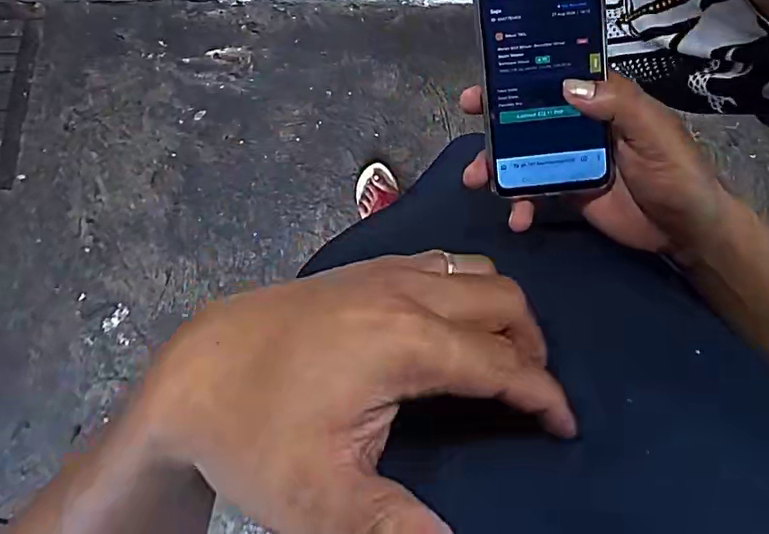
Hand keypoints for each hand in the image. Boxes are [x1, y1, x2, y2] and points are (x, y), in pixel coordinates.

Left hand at [134, 254, 575, 533]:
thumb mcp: (316, 499)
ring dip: (506, 312)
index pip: (501, 363)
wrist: (202, 365)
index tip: (566, 423)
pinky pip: (452, 262)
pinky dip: (476, 288)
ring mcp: (397, 268)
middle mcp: (415, 292)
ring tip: (502, 356)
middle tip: (532, 392)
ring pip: (483, 272)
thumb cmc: (259, 432)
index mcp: (410, 342)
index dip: (542, 394)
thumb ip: (388, 524)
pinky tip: (458, 320)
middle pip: (506, 303)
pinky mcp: (380, 262)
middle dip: (533, 346)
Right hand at [460, 74, 729, 257]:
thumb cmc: (677, 171)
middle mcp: (585, 124)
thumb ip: (618, 103)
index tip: (491, 74)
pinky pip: (537, 193)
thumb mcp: (654, 131)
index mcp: (606, 100)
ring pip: (527, 153)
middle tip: (470, 116)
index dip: (526, 72)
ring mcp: (575, 159)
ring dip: (498, 164)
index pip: (562, 75)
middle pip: (533, 112)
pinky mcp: (572, 193)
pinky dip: (522, 204)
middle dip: (498, 115)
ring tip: (478, 179)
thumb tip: (567, 85)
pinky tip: (518, 218)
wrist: (689, 231)